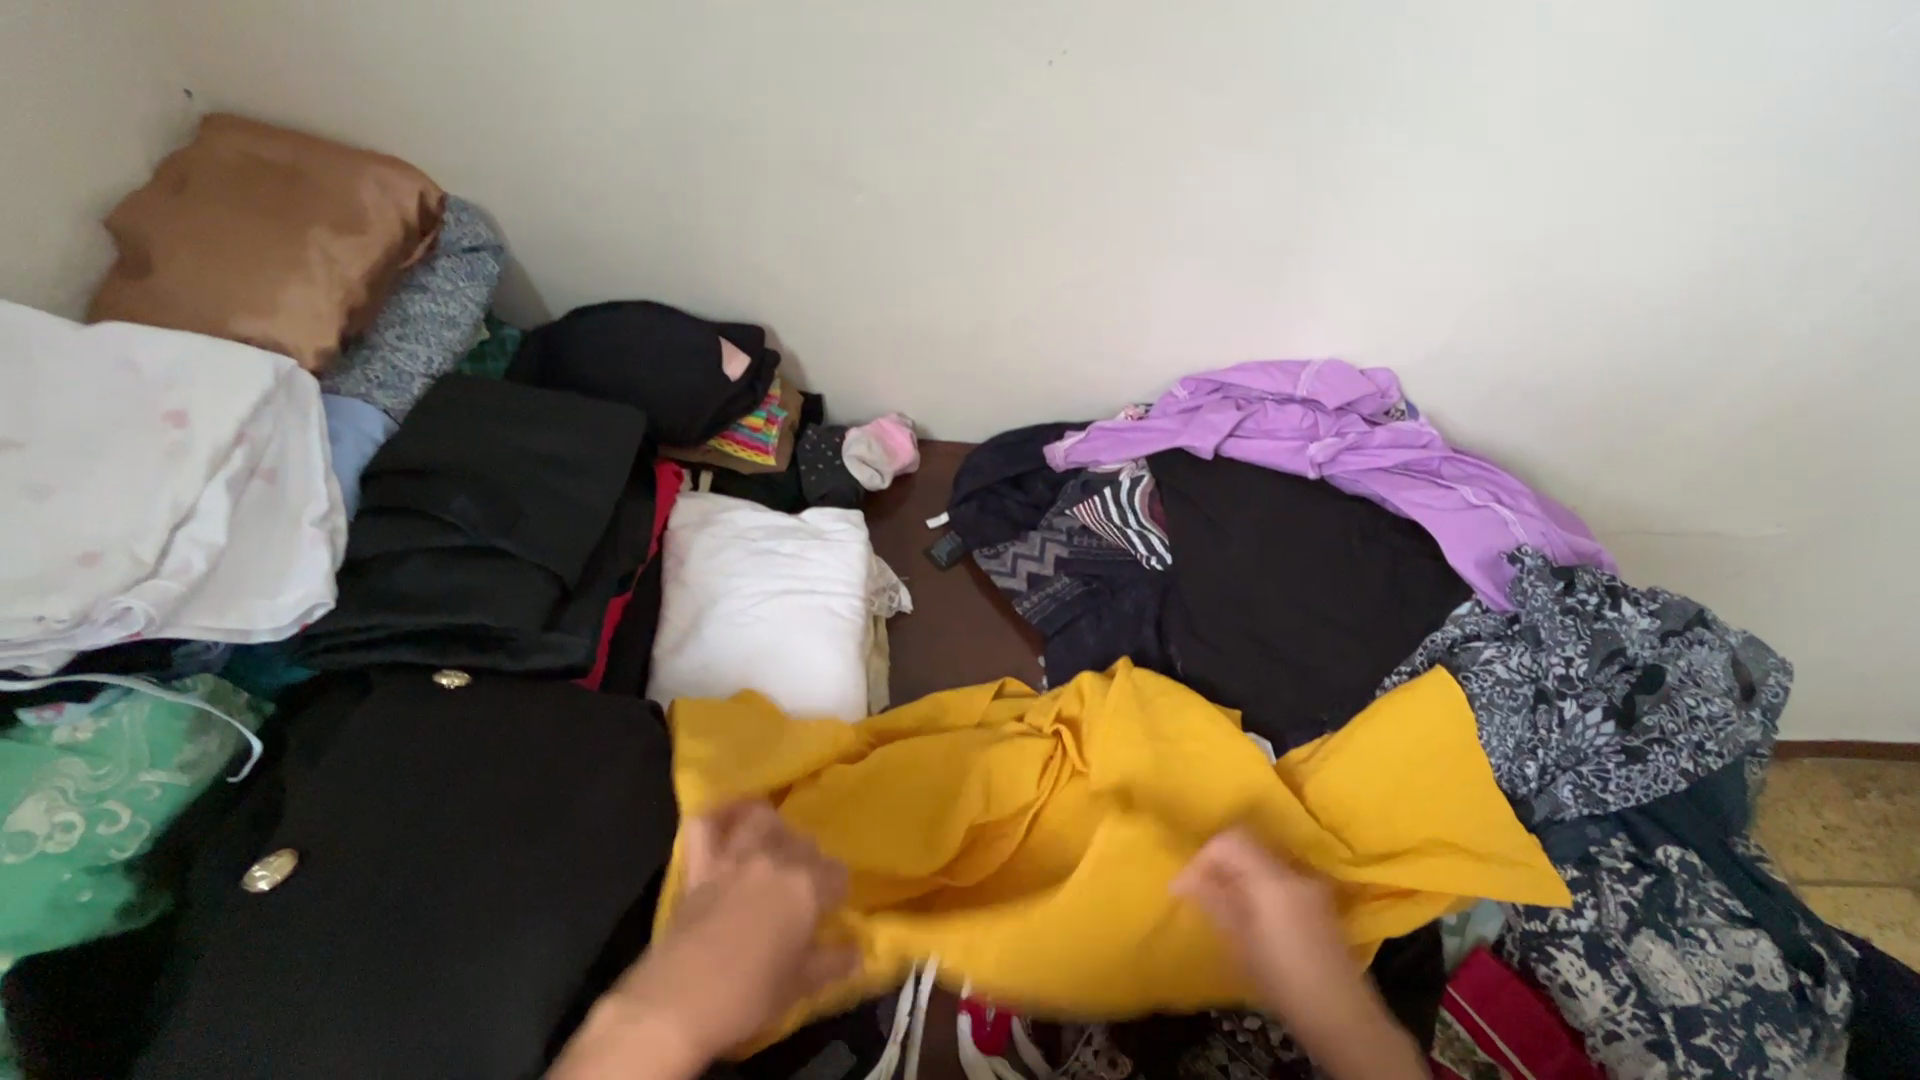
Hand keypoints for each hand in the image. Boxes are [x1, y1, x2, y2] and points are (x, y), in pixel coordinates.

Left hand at [552, 802, 858, 1078]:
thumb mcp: (799, 987)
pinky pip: (705, 825)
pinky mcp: (698, 867)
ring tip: (774, 846)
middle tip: (804, 890)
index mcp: (807, 887)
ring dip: (773, 828)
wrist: (675, 1005)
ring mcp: (733, 858)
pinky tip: (729, 819)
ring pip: (761, 819)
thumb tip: (857, 952)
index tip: (829, 913)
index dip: (836, 893)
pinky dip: (718, 816)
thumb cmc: (747, 997)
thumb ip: (832, 963)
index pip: (837, 874)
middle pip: (804, 843)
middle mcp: (774, 860)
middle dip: (811, 862)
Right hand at [1173, 829, 1428, 1079]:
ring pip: (1264, 859)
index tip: (1184, 886)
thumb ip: (1214, 901)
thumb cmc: (1282, 980)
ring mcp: (1311, 884)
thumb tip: (1187, 881)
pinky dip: (1258, 882)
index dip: (1202, 858)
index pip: (1230, 841)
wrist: (1341, 1015)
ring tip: (1221, 899)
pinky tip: (1251, 911)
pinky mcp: (1320, 900)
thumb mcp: (1239, 942)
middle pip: (1248, 844)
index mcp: (1272, 879)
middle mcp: (1294, 871)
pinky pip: (1280, 875)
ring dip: (1238, 871)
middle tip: (1198, 887)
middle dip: (1219, 861)